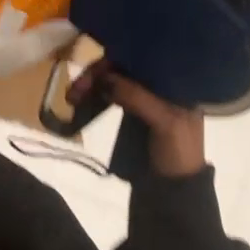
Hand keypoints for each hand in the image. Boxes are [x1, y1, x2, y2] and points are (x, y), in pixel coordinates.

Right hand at [69, 60, 206, 177]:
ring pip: (115, 81)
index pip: (142, 58)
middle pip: (124, 69)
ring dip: (92, 85)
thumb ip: (137, 96)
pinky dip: (95, 96)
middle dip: (97, 75)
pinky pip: (112, 96)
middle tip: (74, 90)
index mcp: (177, 81)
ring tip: (71, 97)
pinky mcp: (134, 113)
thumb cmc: (177, 152)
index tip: (93, 71)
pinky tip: (80, 101)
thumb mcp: (164, 122)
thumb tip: (104, 77)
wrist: (175, 192)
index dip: (115, 60)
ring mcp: (146, 98)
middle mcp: (161, 84)